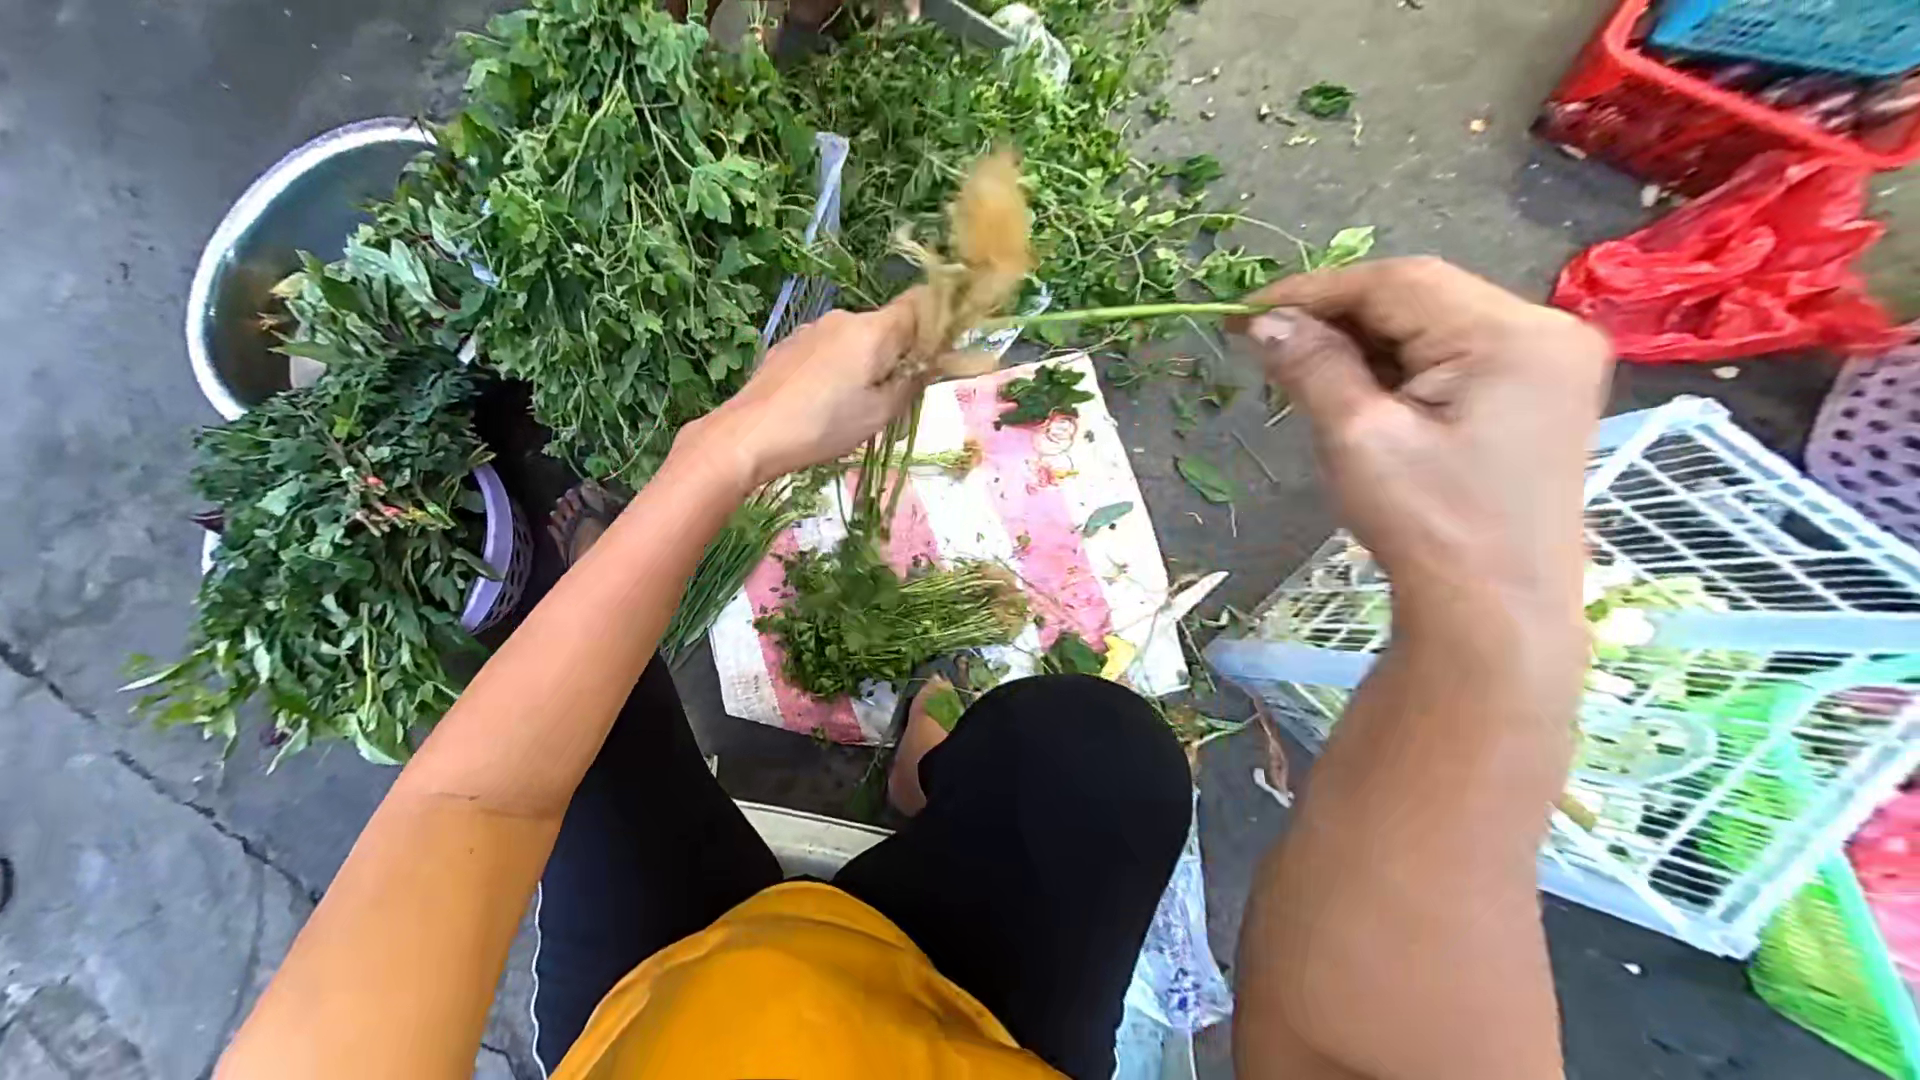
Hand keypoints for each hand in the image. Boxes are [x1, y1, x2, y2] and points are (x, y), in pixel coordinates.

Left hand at [676, 289, 923, 488]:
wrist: (751, 433)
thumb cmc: (824, 425)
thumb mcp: (880, 413)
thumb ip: (912, 383)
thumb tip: (932, 362)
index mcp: (873, 330)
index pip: (918, 305)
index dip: (937, 321)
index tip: (942, 351)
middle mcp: (843, 318)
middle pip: (886, 326)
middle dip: (899, 353)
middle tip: (896, 396)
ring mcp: (813, 329)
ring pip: (856, 339)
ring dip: (867, 363)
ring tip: (854, 404)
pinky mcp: (790, 344)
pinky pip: (829, 349)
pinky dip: (839, 367)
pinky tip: (824, 400)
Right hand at [1231, 257, 1612, 618]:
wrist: (1491, 605)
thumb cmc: (1426, 523)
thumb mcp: (1358, 438)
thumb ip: (1312, 367)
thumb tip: (1264, 321)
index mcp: (1511, 335)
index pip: (1398, 282)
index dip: (1314, 289)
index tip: (1247, 310)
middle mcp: (1543, 331)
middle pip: (1419, 297)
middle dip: (1336, 315)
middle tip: (1266, 341)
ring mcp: (1544, 362)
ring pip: (1429, 325)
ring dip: (1360, 340)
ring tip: (1299, 367)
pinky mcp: (1530, 393)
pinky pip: (1447, 355)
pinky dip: (1391, 364)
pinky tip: (1351, 387)